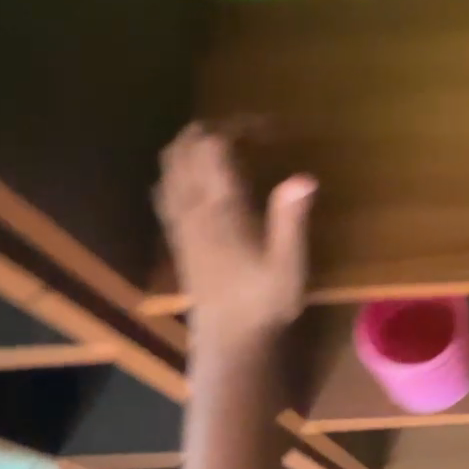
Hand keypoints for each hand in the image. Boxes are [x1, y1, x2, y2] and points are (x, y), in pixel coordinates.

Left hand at [155, 124, 316, 352]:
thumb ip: (291, 219)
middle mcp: (192, 207)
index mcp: (220, 208)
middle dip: (216, 128)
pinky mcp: (176, 235)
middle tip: (254, 135)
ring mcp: (179, 221)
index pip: (214, 145)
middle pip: (185, 145)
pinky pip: (165, 187)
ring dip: (194, 144)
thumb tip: (303, 178)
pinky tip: (205, 179)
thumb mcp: (289, 263)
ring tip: (230, 148)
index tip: (273, 130)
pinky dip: (181, 168)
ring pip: (169, 163)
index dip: (240, 126)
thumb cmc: (264, 302)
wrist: (229, 342)